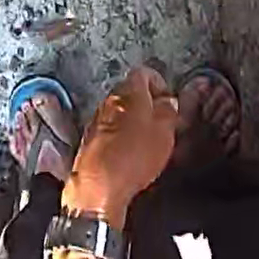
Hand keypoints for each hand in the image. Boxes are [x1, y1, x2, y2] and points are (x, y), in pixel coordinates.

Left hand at [61, 66, 177, 227]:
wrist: (98, 186)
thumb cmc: (134, 155)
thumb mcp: (164, 132)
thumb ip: (168, 111)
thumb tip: (168, 102)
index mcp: (130, 90)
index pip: (144, 72)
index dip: (159, 84)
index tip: (168, 100)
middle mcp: (110, 98)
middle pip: (131, 91)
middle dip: (147, 103)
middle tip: (160, 122)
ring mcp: (97, 118)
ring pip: (120, 110)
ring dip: (133, 120)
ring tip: (146, 142)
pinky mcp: (89, 138)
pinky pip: (109, 128)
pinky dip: (120, 136)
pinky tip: (129, 155)